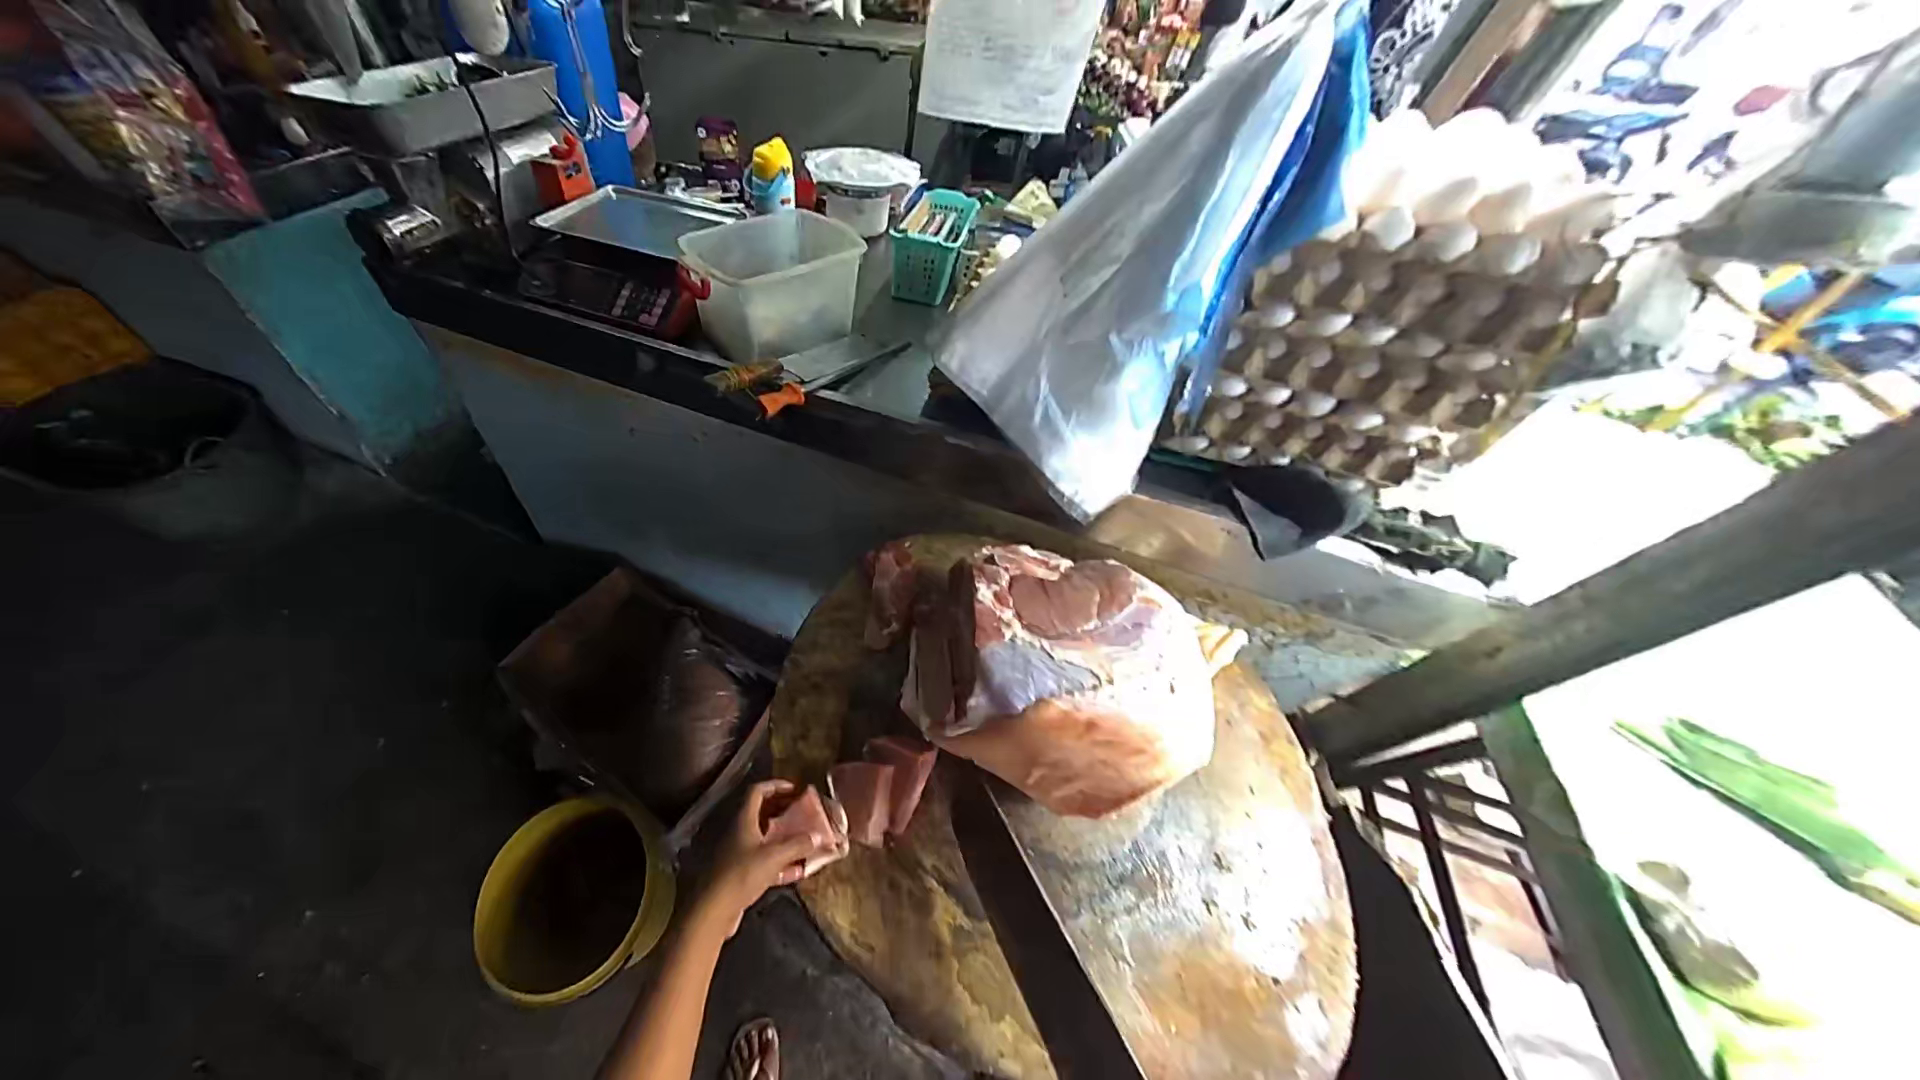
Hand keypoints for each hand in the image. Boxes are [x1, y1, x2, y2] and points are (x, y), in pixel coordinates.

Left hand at [696, 780, 832, 938]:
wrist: (712, 912)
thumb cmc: (741, 874)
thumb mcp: (774, 857)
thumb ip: (797, 844)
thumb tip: (818, 836)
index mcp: (744, 820)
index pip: (757, 792)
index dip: (776, 785)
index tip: (795, 788)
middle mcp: (739, 832)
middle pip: (762, 813)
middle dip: (784, 810)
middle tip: (803, 811)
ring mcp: (738, 854)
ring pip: (764, 838)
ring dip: (784, 837)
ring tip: (804, 838)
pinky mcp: (740, 875)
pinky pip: (764, 861)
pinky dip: (780, 862)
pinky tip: (797, 870)